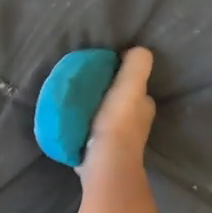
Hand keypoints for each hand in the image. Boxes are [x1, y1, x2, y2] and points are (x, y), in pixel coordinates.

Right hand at [85, 48, 155, 167]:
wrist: (104, 163)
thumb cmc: (117, 121)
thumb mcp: (130, 86)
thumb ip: (136, 66)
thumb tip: (137, 49)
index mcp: (143, 108)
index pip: (137, 87)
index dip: (124, 78)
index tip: (104, 71)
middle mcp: (135, 126)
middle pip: (121, 104)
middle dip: (108, 96)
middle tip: (84, 86)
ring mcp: (117, 144)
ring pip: (105, 120)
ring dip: (94, 112)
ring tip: (73, 103)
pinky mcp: (98, 156)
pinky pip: (89, 136)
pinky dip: (82, 129)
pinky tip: (68, 124)